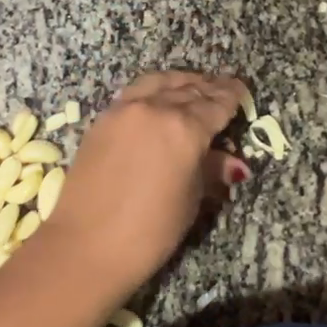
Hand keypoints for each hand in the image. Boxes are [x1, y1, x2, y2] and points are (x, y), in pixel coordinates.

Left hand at [39, 71, 249, 295]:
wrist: (85, 245)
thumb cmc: (149, 231)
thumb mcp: (190, 200)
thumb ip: (210, 170)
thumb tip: (234, 163)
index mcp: (185, 129)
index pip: (216, 105)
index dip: (232, 97)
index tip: (241, 90)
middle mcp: (156, 109)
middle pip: (190, 91)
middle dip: (210, 88)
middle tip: (224, 87)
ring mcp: (125, 110)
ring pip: (161, 83)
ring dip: (181, 82)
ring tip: (194, 85)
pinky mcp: (103, 118)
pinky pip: (136, 91)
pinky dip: (155, 88)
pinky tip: (159, 95)